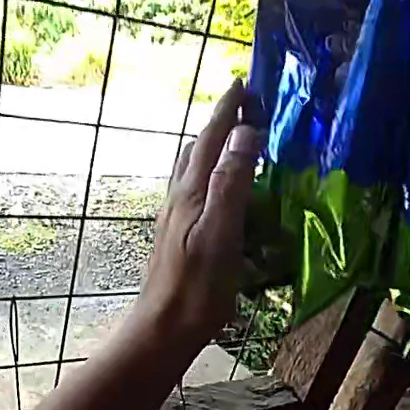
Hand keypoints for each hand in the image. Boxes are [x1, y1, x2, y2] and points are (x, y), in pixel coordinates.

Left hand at [125, 79, 260, 358]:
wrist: (164, 327)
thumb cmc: (197, 287)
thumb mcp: (221, 233)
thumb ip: (230, 183)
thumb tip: (244, 132)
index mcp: (191, 192)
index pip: (211, 138)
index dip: (227, 110)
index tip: (244, 82)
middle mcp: (179, 198)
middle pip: (198, 149)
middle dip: (220, 122)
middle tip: (244, 104)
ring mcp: (177, 217)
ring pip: (193, 170)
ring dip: (213, 147)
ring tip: (235, 138)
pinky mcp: (179, 235)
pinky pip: (196, 191)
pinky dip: (211, 175)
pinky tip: (220, 190)